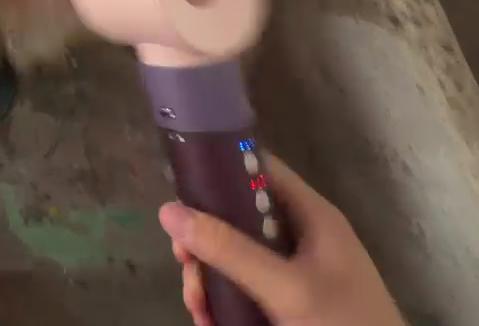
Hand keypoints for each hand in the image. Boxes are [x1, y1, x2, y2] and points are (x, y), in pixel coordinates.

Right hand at [160, 155, 404, 325]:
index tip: (179, 185)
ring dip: (206, 277)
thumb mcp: (286, 289)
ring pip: (232, 255)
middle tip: (183, 260)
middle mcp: (300, 237)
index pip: (257, 167)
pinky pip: (241, 289)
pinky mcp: (288, 306)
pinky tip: (209, 321)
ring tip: (198, 308)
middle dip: (203, 239)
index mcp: (311, 217)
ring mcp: (295, 274)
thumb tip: (167, 210)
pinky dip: (220, 302)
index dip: (217, 166)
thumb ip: (228, 249)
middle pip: (234, 215)